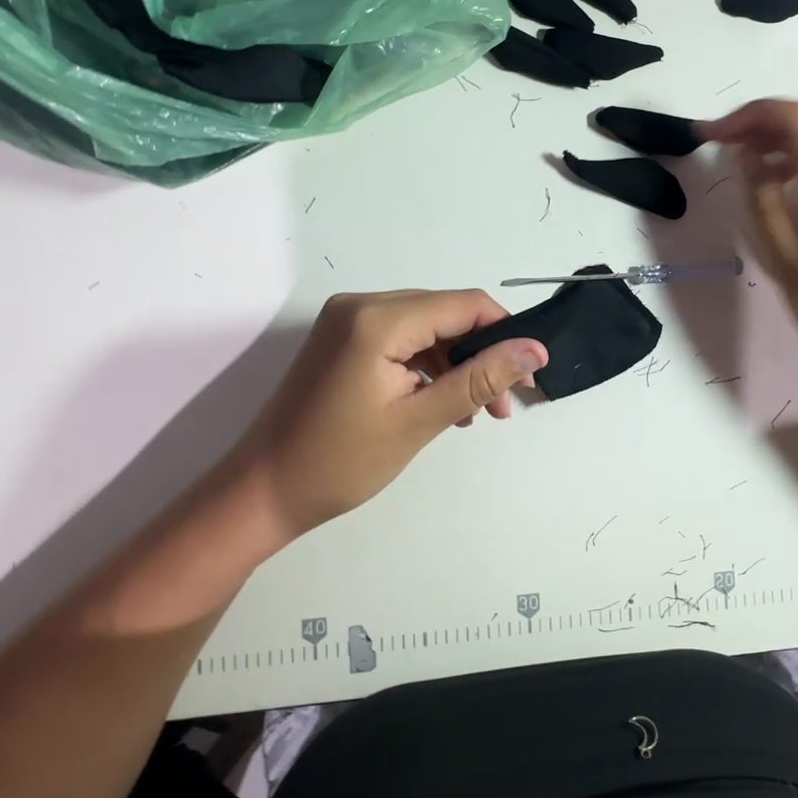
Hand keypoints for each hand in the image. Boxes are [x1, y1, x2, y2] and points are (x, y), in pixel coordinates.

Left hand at [233, 290, 547, 542]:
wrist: (262, 493)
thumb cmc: (339, 462)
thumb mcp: (419, 421)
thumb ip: (480, 379)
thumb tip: (535, 351)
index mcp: (377, 319)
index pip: (465, 305)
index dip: (505, 334)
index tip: (529, 377)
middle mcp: (361, 305)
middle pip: (446, 313)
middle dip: (482, 354)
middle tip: (503, 405)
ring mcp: (347, 321)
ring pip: (427, 327)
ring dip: (458, 364)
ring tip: (477, 414)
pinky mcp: (342, 340)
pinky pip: (402, 339)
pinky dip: (428, 367)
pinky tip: (444, 404)